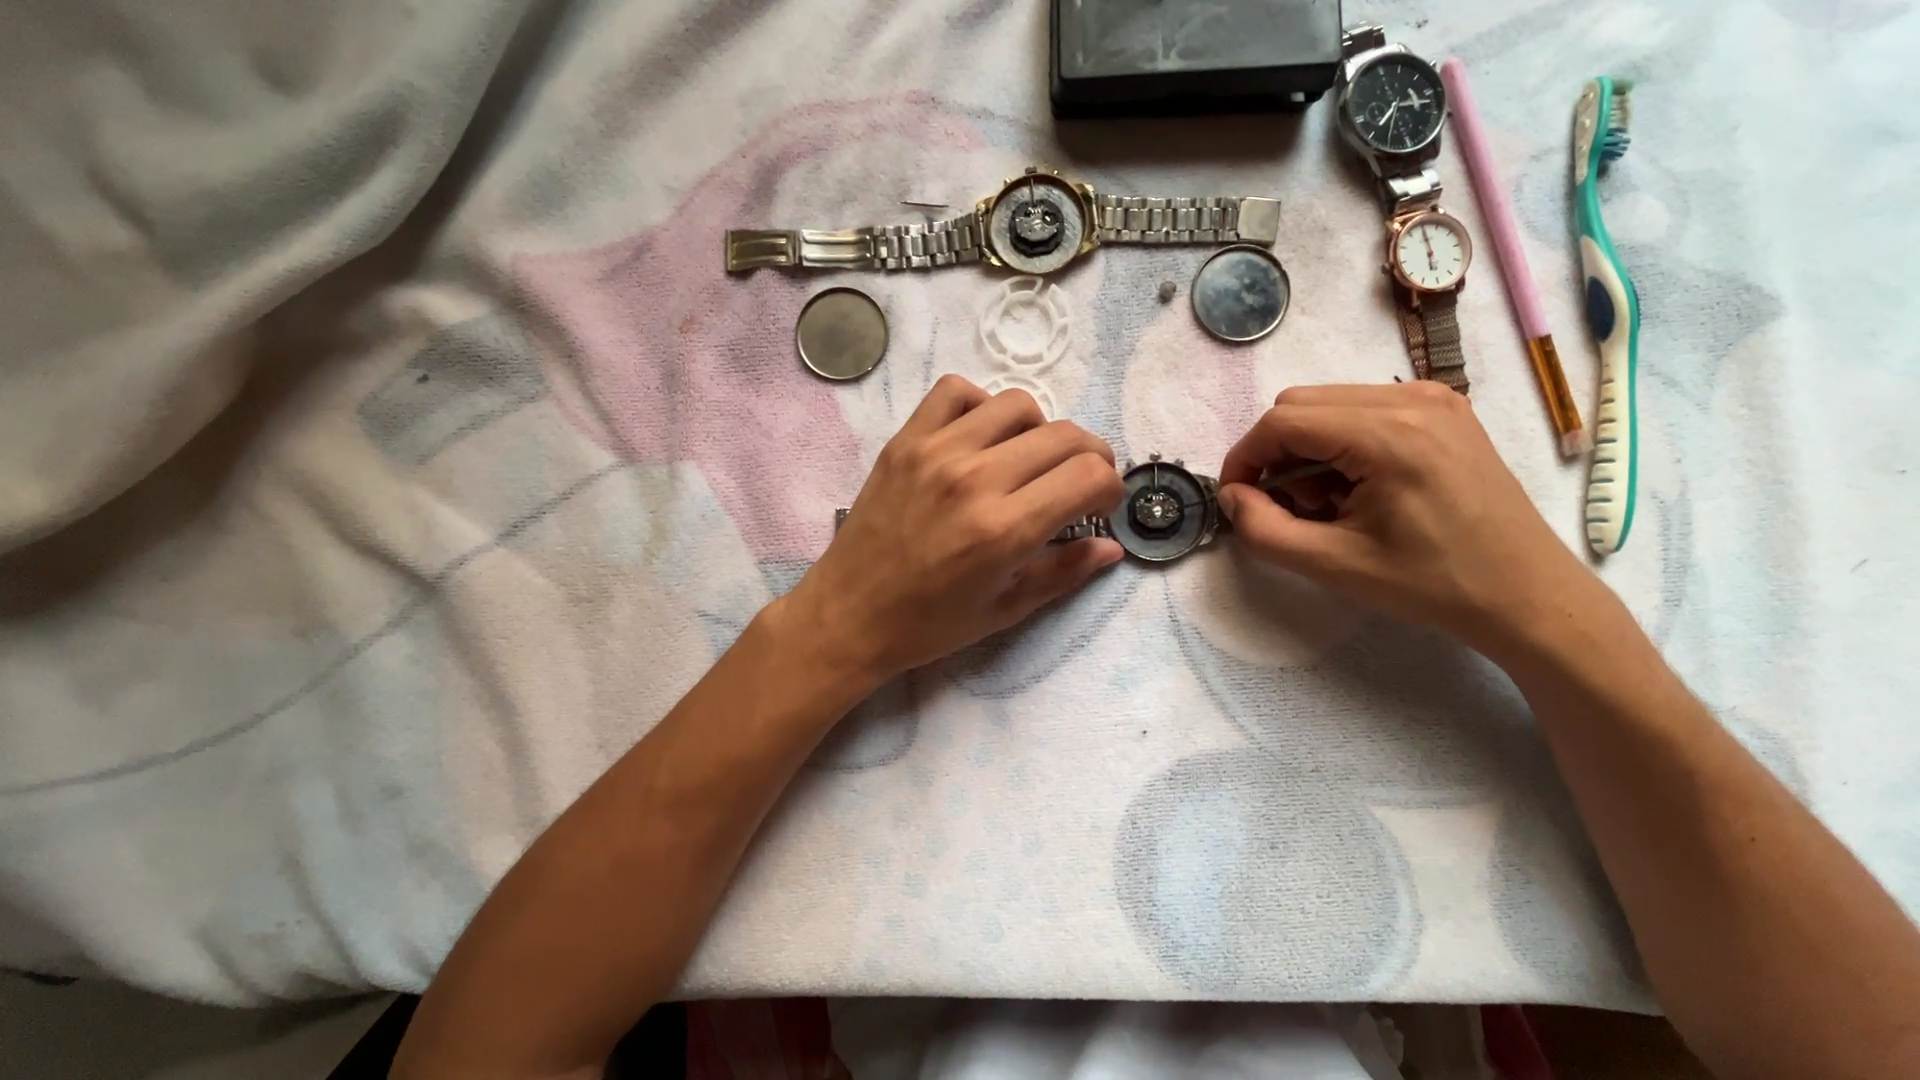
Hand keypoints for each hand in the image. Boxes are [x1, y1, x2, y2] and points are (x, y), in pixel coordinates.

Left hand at [784, 376, 1125, 683]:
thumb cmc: (930, 624)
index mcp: (1004, 530)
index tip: (1098, 507)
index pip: (1089, 475)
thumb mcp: (1006, 610)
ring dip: (1040, 430)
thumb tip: (1113, 545)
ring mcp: (936, 452)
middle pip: (1065, 436)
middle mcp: (974, 479)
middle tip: (1076, 484)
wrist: (849, 615)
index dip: (1110, 488)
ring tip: (1027, 461)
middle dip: (1089, 459)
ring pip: (1017, 405)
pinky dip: (980, 406)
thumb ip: (1065, 572)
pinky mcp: (905, 441)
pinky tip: (981, 439)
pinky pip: (955, 391)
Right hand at [1217, 382, 1596, 658]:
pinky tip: (1361, 487)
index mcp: (1388, 434)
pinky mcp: (1445, 409)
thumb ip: (1263, 529)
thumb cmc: (1430, 584)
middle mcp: (1412, 398)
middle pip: (1301, 403)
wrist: (1524, 593)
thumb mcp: (1332, 565)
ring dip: (1309, 448)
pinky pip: (1364, 408)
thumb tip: (1231, 496)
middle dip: (1278, 454)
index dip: (1245, 458)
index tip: (1237, 500)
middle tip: (1296, 507)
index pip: (1282, 421)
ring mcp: (1434, 398)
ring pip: (1329, 403)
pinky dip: (1342, 442)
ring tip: (1333, 502)